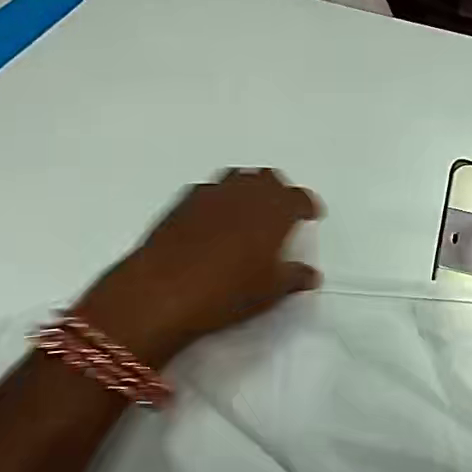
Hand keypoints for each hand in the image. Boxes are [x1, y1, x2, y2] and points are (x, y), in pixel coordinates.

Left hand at [75, 168, 322, 368]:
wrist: (162, 293)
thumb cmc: (226, 290)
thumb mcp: (271, 291)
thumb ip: (294, 277)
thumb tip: (309, 274)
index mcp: (274, 210)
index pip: (299, 197)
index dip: (307, 205)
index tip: (309, 215)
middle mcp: (244, 193)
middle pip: (268, 178)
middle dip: (278, 190)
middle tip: (280, 211)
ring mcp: (210, 195)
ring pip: (237, 178)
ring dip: (247, 190)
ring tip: (248, 212)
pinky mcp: (180, 204)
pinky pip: (208, 191)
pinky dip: (217, 200)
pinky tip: (214, 222)